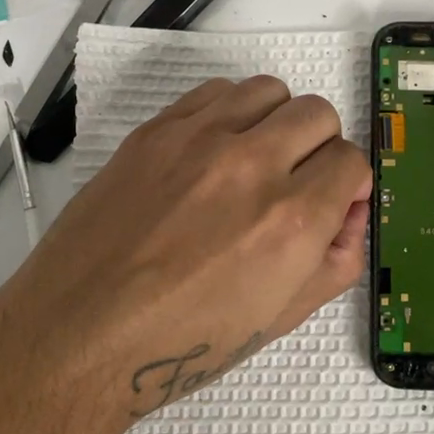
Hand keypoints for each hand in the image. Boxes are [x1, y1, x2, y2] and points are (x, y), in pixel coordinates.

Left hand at [0, 75, 370, 428]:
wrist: (81, 334)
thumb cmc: (181, 343)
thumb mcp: (280, 320)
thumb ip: (335, 262)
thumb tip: (350, 215)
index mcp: (290, 222)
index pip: (352, 162)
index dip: (349, 185)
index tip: (333, 201)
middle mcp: (251, 167)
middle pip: (318, 114)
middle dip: (321, 148)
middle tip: (297, 182)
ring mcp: (198, 141)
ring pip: (270, 90)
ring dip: (277, 121)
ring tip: (256, 160)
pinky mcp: (155, 132)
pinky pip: (216, 91)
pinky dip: (231, 112)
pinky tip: (214, 151)